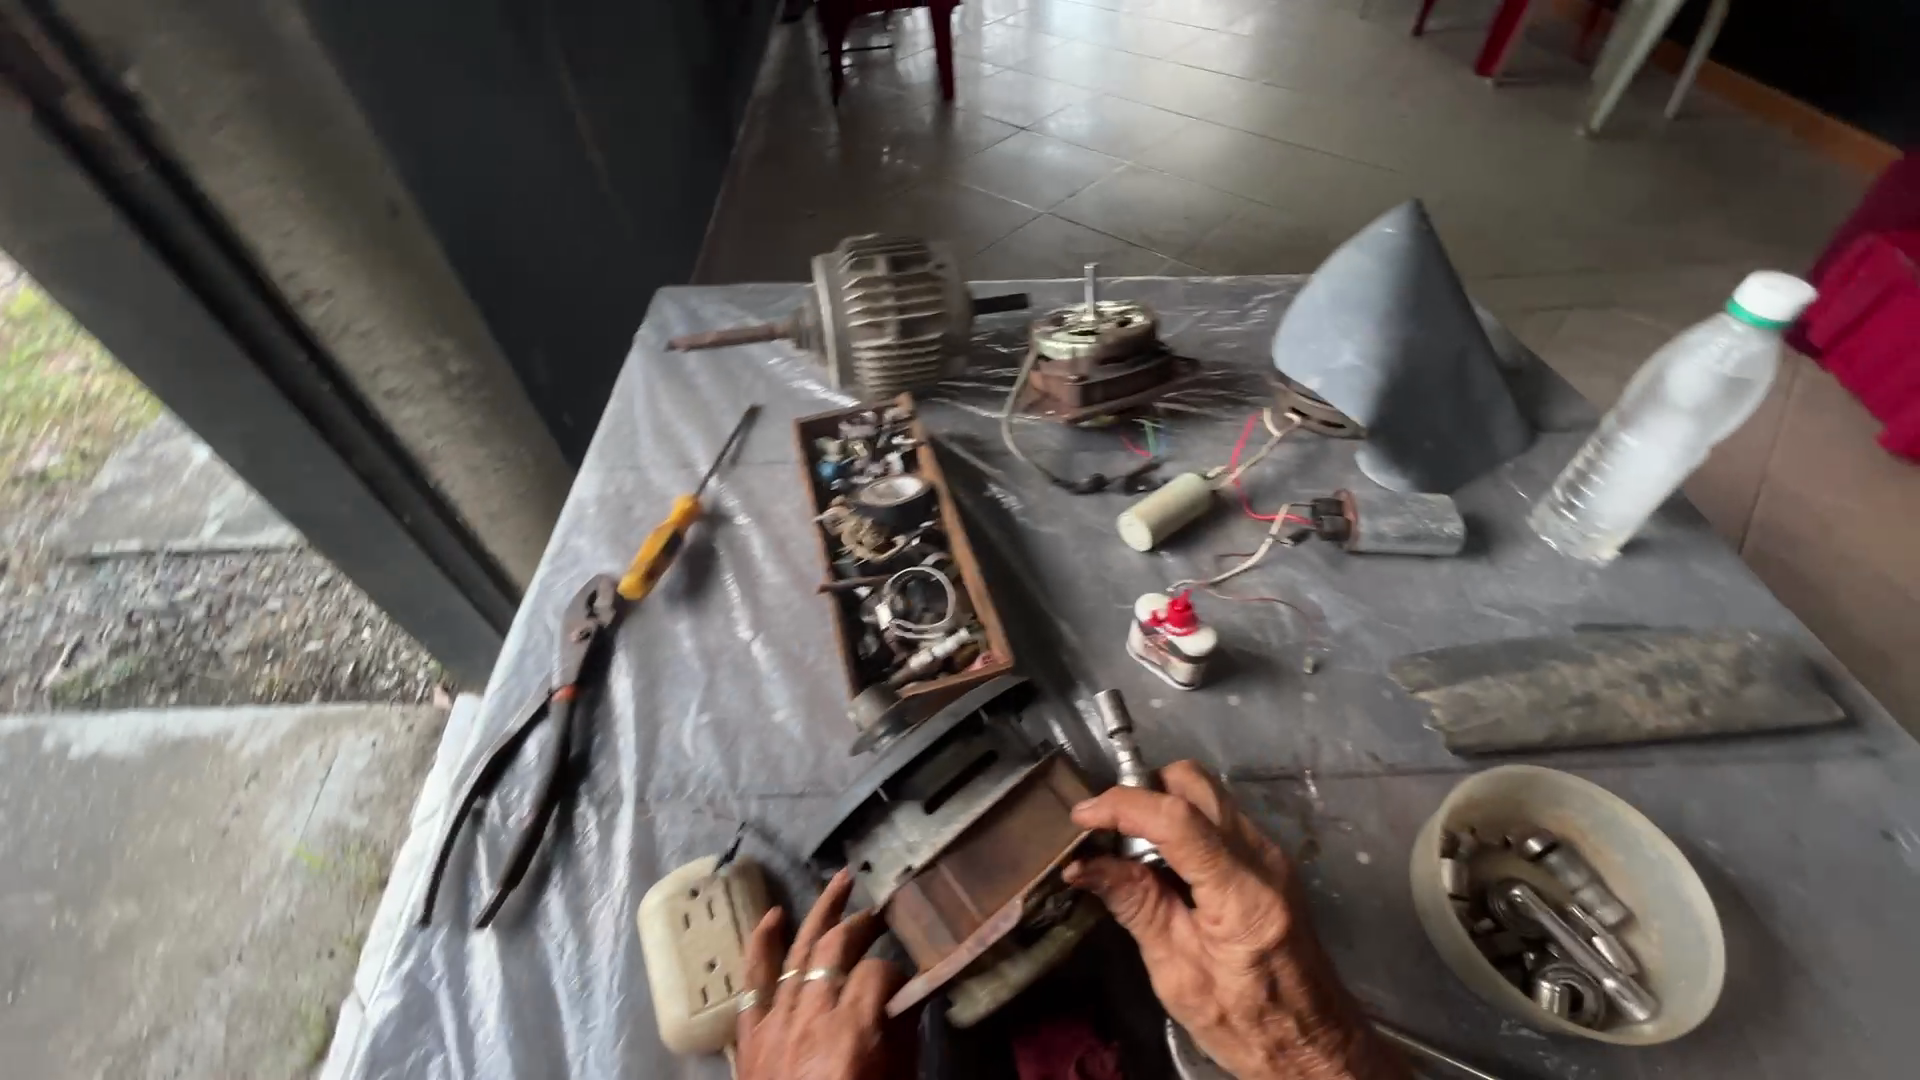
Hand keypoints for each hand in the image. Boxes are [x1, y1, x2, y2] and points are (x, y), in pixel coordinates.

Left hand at [736, 869, 907, 1079]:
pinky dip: (760, 946)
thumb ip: (902, 1038)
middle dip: (862, 925)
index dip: (897, 972)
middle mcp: (811, 1016)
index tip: (906, 983)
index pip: (879, 974)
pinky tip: (773, 916)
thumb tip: (910, 998)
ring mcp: (776, 1024)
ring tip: (841, 881)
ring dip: (821, 912)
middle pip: (836, 948)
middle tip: (881, 915)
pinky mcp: (750, 1039)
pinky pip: (752, 983)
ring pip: (797, 951)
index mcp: (851, 1032)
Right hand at [1065, 762, 1407, 1079]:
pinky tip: (1162, 860)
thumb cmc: (1247, 1026)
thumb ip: (1134, 905)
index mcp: (1242, 896)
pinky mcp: (1267, 855)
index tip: (1082, 817)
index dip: (1123, 806)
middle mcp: (1262, 858)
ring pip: (1205, 790)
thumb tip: (1080, 864)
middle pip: (1194, 782)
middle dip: (1142, 791)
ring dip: (1159, 802)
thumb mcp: (1176, 975)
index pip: (1178, 819)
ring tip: (1131, 846)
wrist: (1317, 1048)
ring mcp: (1269, 851)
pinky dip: (1179, 819)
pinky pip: (1215, 812)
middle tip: (1109, 829)